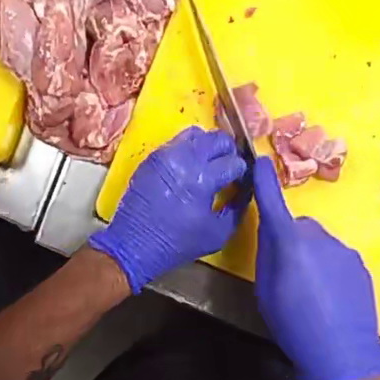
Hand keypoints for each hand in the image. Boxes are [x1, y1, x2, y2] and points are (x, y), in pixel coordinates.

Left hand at [89, 127, 247, 292]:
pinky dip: (187, 152)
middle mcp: (185, 159)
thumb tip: (244, 191)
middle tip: (226, 170)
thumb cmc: (178, 243)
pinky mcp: (152, 158)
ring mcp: (166, 155)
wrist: (135, 244)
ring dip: (207, 147)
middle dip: (228, 152)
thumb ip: (237, 209)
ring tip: (207, 166)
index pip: (234, 161)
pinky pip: (176, 144)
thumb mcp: (217, 234)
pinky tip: (187, 170)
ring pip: (196, 135)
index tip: (240, 182)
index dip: (242, 172)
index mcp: (203, 179)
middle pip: (218, 138)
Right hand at [252, 160, 379, 379]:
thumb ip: (267, 256)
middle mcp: (320, 238)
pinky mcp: (360, 265)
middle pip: (298, 228)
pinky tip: (326, 298)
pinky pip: (336, 258)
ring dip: (309, 257)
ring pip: (318, 243)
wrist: (342, 352)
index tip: (259, 161)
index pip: (274, 205)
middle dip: (289, 241)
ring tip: (306, 293)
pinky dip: (327, 269)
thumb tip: (271, 231)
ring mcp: (344, 250)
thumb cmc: (292, 324)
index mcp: (291, 243)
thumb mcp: (265, 291)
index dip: (264, 183)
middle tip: (282, 274)